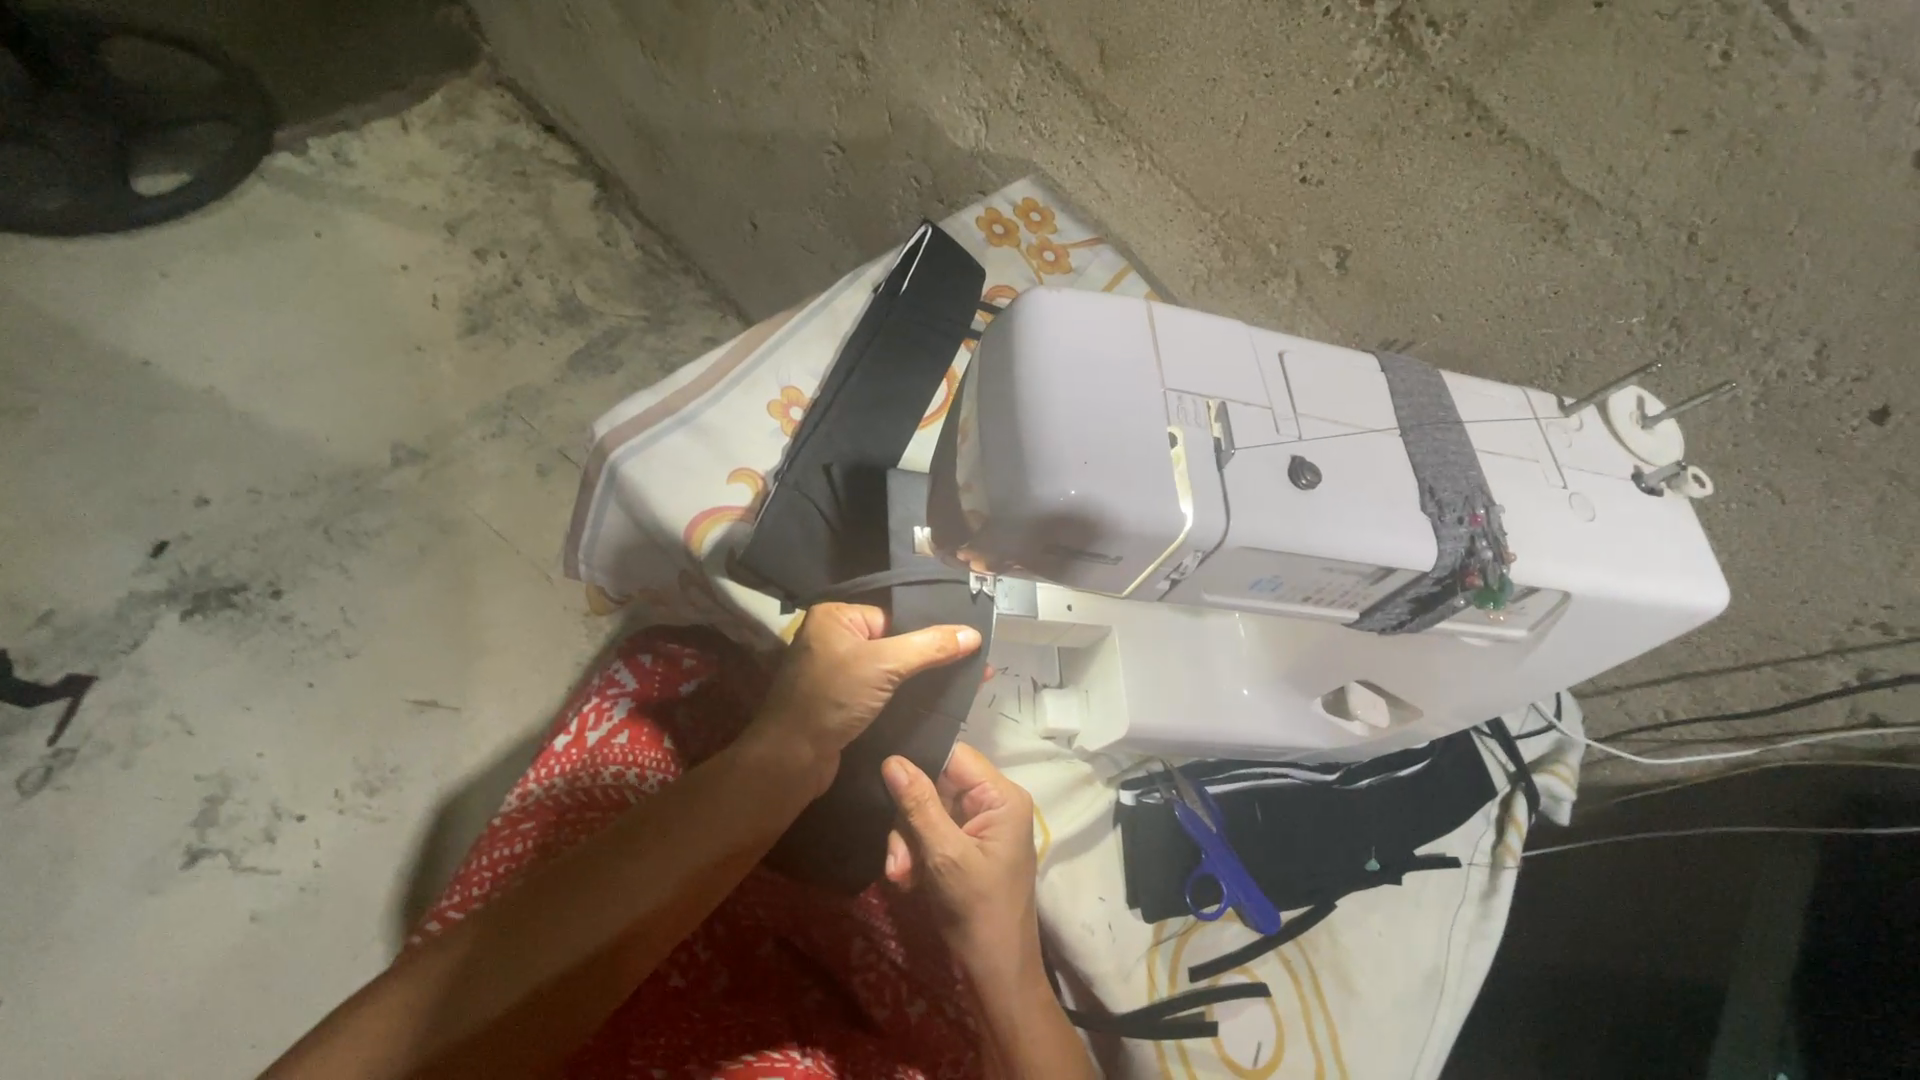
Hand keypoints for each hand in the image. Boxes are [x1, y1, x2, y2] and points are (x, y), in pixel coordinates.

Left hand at [744, 603, 980, 798]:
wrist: (791, 760)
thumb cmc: (832, 699)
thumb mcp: (884, 665)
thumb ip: (930, 647)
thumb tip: (975, 633)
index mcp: (836, 617)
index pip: (894, 616)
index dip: (929, 631)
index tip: (970, 642)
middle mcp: (835, 639)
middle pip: (897, 642)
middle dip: (933, 656)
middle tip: (977, 666)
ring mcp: (838, 673)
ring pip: (893, 670)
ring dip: (923, 680)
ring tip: (967, 684)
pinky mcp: (845, 703)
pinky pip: (884, 692)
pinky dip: (908, 697)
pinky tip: (939, 702)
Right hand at [882, 744, 1041, 988]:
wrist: (995, 972)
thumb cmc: (978, 911)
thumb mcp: (944, 855)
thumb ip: (918, 805)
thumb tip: (892, 760)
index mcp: (1002, 797)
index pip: (954, 756)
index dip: (920, 767)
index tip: (888, 786)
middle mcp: (993, 804)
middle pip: (935, 786)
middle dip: (909, 821)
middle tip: (898, 859)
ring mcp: (979, 827)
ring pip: (926, 812)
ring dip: (907, 844)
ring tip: (901, 876)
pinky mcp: (965, 848)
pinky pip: (931, 835)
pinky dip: (915, 855)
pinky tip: (907, 881)